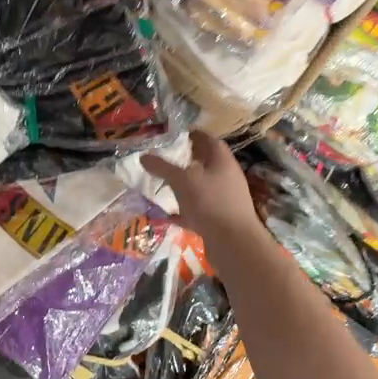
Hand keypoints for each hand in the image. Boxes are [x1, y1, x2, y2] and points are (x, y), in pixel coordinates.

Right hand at [141, 131, 263, 245]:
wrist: (234, 243)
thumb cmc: (210, 203)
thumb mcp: (182, 181)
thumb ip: (163, 167)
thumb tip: (143, 156)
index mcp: (222, 161)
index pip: (209, 140)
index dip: (193, 135)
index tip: (176, 135)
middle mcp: (227, 176)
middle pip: (206, 163)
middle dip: (187, 160)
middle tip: (166, 158)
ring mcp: (225, 199)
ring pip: (203, 186)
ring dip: (185, 185)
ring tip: (165, 184)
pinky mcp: (220, 219)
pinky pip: (200, 209)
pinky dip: (185, 210)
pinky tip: (169, 214)